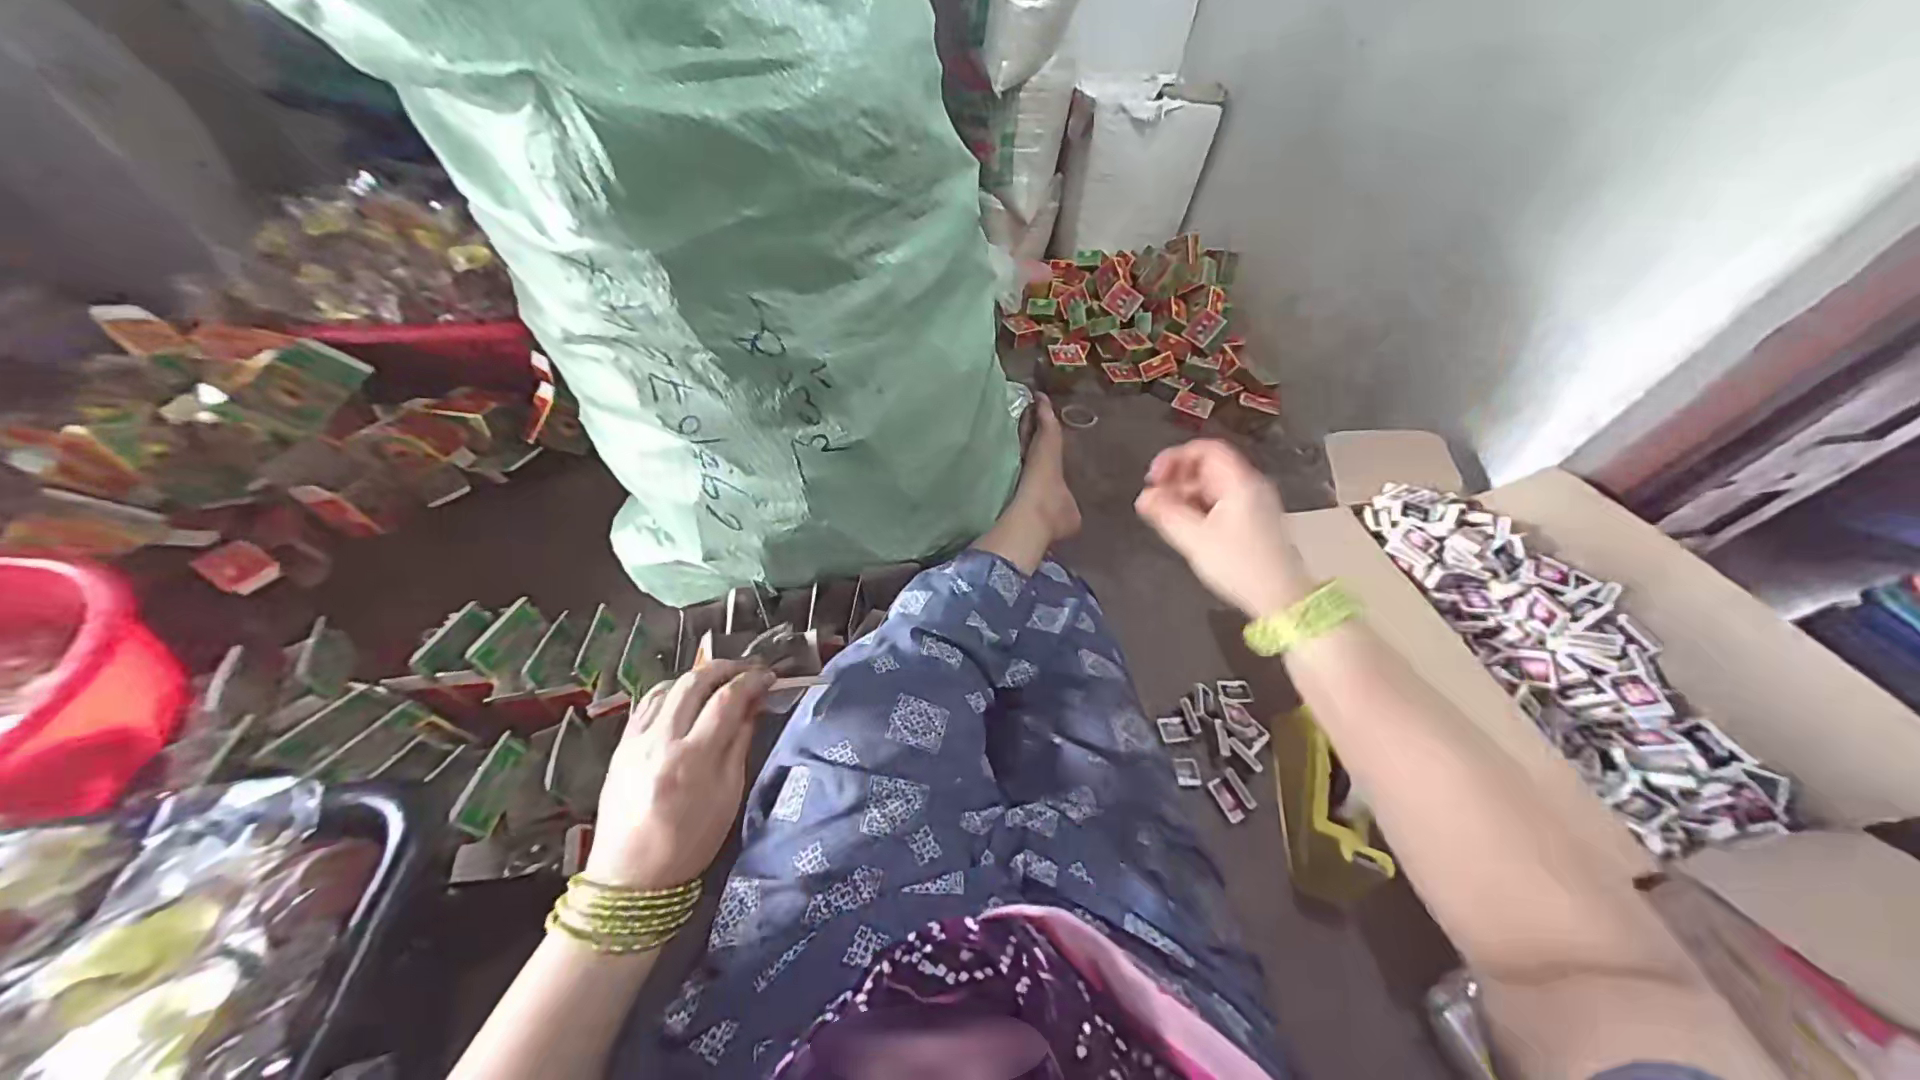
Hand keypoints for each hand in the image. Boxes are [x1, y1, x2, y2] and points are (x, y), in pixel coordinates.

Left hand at [584, 661, 773, 889]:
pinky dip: (672, 690)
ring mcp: (636, 740)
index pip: (726, 700)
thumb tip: (753, 706)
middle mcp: (660, 741)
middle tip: (749, 670)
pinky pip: (648, 702)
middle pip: (695, 682)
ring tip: (720, 680)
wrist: (630, 877)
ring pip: (668, 686)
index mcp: (692, 759)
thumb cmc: (689, 842)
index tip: (769, 676)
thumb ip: (739, 743)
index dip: (751, 681)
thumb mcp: (728, 795)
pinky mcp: (621, 745)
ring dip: (698, 676)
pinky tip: (686, 696)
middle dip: (726, 669)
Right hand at [1135, 439, 1311, 617]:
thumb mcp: (1195, 538)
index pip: (1206, 450)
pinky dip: (1197, 507)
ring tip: (1164, 512)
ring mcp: (1253, 504)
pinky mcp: (1252, 521)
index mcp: (1241, 483)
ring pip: (1212, 486)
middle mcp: (1250, 487)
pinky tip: (1183, 524)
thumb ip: (1165, 513)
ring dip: (1184, 494)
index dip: (1175, 457)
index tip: (1155, 476)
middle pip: (1208, 466)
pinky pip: (1219, 502)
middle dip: (1176, 477)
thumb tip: (1144, 498)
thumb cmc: (1243, 567)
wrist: (1280, 597)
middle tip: (1155, 495)